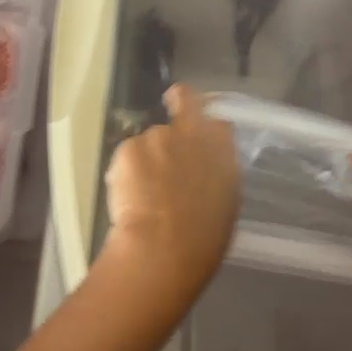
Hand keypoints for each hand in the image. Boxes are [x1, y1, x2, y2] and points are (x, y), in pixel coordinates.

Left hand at [102, 85, 240, 291]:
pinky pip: (128, 155)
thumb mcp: (224, 203)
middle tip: (169, 123)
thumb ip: (215, 173)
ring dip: (148, 156)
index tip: (197, 127)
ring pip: (150, 140)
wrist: (163, 248)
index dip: (205, 119)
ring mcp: (157, 136)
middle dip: (177, 102)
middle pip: (183, 104)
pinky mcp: (128, 147)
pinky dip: (127, 171)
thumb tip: (203, 167)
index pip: (216, 119)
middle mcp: (191, 132)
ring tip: (144, 192)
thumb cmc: (202, 239)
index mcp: (221, 149)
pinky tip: (129, 197)